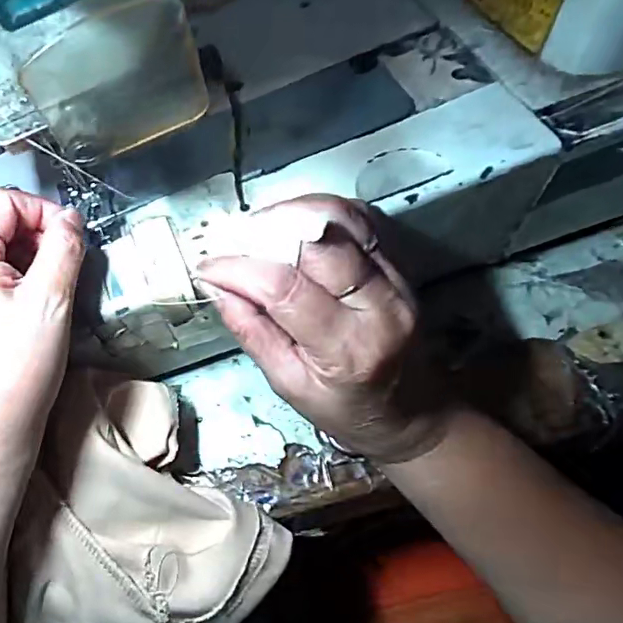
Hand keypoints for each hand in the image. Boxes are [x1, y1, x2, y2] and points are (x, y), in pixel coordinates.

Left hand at [0, 189, 86, 474]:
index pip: (0, 200)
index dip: (42, 211)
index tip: (71, 239)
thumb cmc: (18, 368)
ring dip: (14, 242)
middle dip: (28, 225)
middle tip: (58, 257)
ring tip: (41, 276)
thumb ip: (64, 246)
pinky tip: (18, 287)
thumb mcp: (51, 300)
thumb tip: (71, 218)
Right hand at [196, 195, 447, 464]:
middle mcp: (379, 306)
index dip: (240, 269)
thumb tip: (218, 287)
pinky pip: (360, 219)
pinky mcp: (401, 264)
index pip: (286, 289)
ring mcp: (397, 280)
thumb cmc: (347, 408)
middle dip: (268, 232)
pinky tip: (297, 226)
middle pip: (321, 243)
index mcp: (347, 349)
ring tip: (263, 228)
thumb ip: (253, 332)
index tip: (210, 266)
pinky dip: (322, 213)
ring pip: (344, 219)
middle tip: (237, 241)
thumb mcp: (289, 385)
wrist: (413, 409)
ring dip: (295, 213)